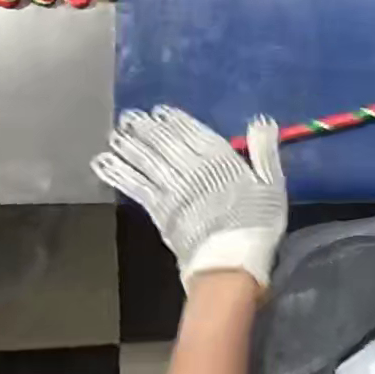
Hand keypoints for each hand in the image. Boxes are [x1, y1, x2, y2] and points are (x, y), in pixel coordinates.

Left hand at [91, 106, 285, 287]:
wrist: (232, 262)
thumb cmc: (257, 224)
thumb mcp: (271, 185)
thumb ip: (264, 152)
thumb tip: (260, 121)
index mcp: (220, 159)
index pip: (193, 132)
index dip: (174, 120)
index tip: (158, 111)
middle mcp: (192, 167)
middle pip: (164, 142)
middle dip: (145, 128)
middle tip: (128, 116)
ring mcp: (172, 188)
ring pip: (147, 159)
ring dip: (129, 145)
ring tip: (114, 134)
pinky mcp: (158, 209)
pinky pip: (135, 185)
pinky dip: (118, 172)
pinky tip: (103, 162)